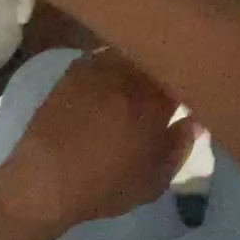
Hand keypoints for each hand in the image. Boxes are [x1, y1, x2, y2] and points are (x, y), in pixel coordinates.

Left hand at [0, 51, 201, 234]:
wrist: (44, 180)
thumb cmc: (104, 187)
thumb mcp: (152, 181)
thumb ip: (178, 148)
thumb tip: (195, 121)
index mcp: (153, 103)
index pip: (182, 77)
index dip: (190, 81)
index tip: (193, 91)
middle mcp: (127, 78)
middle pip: (156, 59)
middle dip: (166, 66)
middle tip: (169, 79)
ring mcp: (97, 71)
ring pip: (129, 52)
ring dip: (140, 60)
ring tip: (143, 73)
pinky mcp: (73, 73)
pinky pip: (101, 56)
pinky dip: (113, 61)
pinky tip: (113, 74)